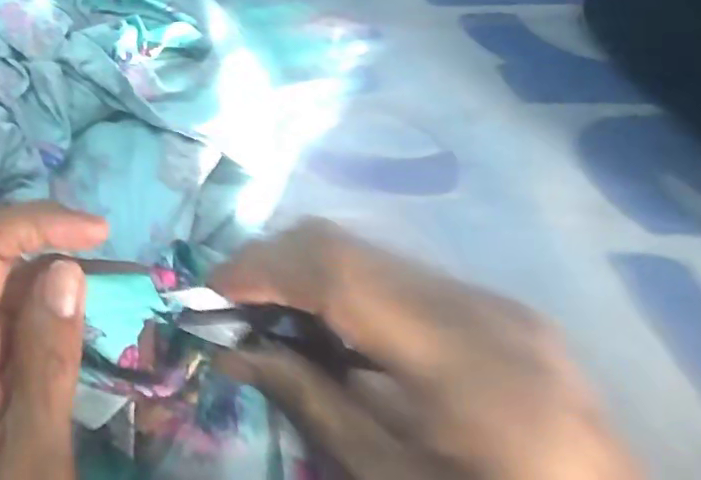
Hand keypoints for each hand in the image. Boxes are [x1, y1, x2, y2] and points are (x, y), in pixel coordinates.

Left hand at [0, 202, 109, 479]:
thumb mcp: (34, 451)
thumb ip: (47, 357)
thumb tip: (65, 267)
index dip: (38, 220)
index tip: (99, 231)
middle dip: (49, 235)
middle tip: (112, 253)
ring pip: (2, 274)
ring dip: (54, 265)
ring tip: (116, 278)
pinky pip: (7, 308)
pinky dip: (47, 299)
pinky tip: (84, 312)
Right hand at [210, 219, 641, 479]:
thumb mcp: (390, 478)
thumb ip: (306, 399)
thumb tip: (228, 348)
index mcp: (462, 357)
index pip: (332, 271)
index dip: (257, 269)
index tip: (206, 292)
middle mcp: (478, 306)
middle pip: (339, 245)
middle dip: (267, 261)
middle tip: (228, 301)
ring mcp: (491, 301)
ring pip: (359, 247)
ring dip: (298, 266)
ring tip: (267, 309)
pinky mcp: (494, 307)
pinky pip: (389, 270)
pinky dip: (337, 280)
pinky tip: (325, 320)